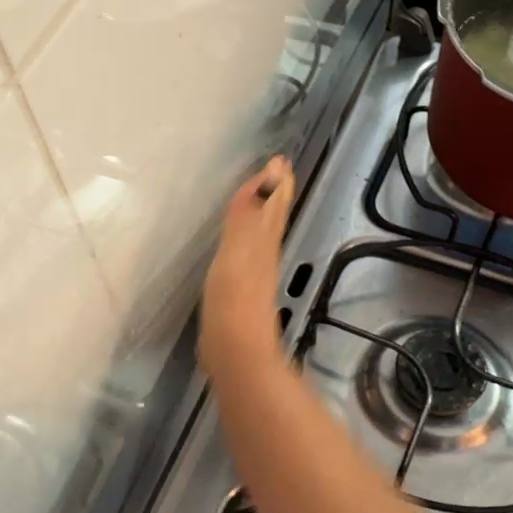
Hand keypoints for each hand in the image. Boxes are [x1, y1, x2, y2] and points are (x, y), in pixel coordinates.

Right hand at [200, 155, 295, 380]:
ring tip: (258, 199)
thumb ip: (250, 214)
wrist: (236, 352)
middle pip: (272, 219)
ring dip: (261, 215)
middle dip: (274, 195)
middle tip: (276, 171)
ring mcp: (253, 278)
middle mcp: (263, 256)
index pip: (273, 205)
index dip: (276, 183)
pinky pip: (246, 257)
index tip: (278, 160)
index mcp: (263, 243)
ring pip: (262, 237)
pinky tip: (238, 248)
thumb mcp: (240, 250)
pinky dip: (246, 243)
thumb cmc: (234, 299)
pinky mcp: (240, 297)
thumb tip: (270, 174)